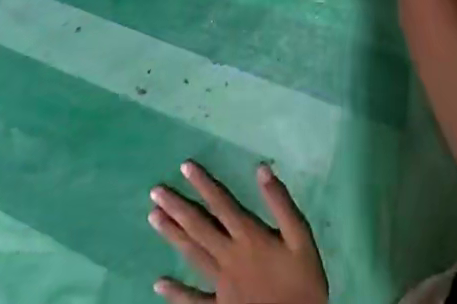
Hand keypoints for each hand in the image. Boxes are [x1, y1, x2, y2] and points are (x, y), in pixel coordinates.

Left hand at [148, 161, 326, 303]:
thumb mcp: (302, 240)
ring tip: (153, 217)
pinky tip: (159, 283)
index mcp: (248, 237)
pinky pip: (194, 302)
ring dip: (172, 235)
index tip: (184, 166)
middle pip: (199, 226)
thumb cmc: (304, 285)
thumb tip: (262, 168)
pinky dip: (176, 293)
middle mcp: (229, 256)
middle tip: (155, 191)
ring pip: (192, 254)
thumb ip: (281, 204)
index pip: (221, 203)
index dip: (203, 183)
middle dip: (177, 206)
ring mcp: (221, 285)